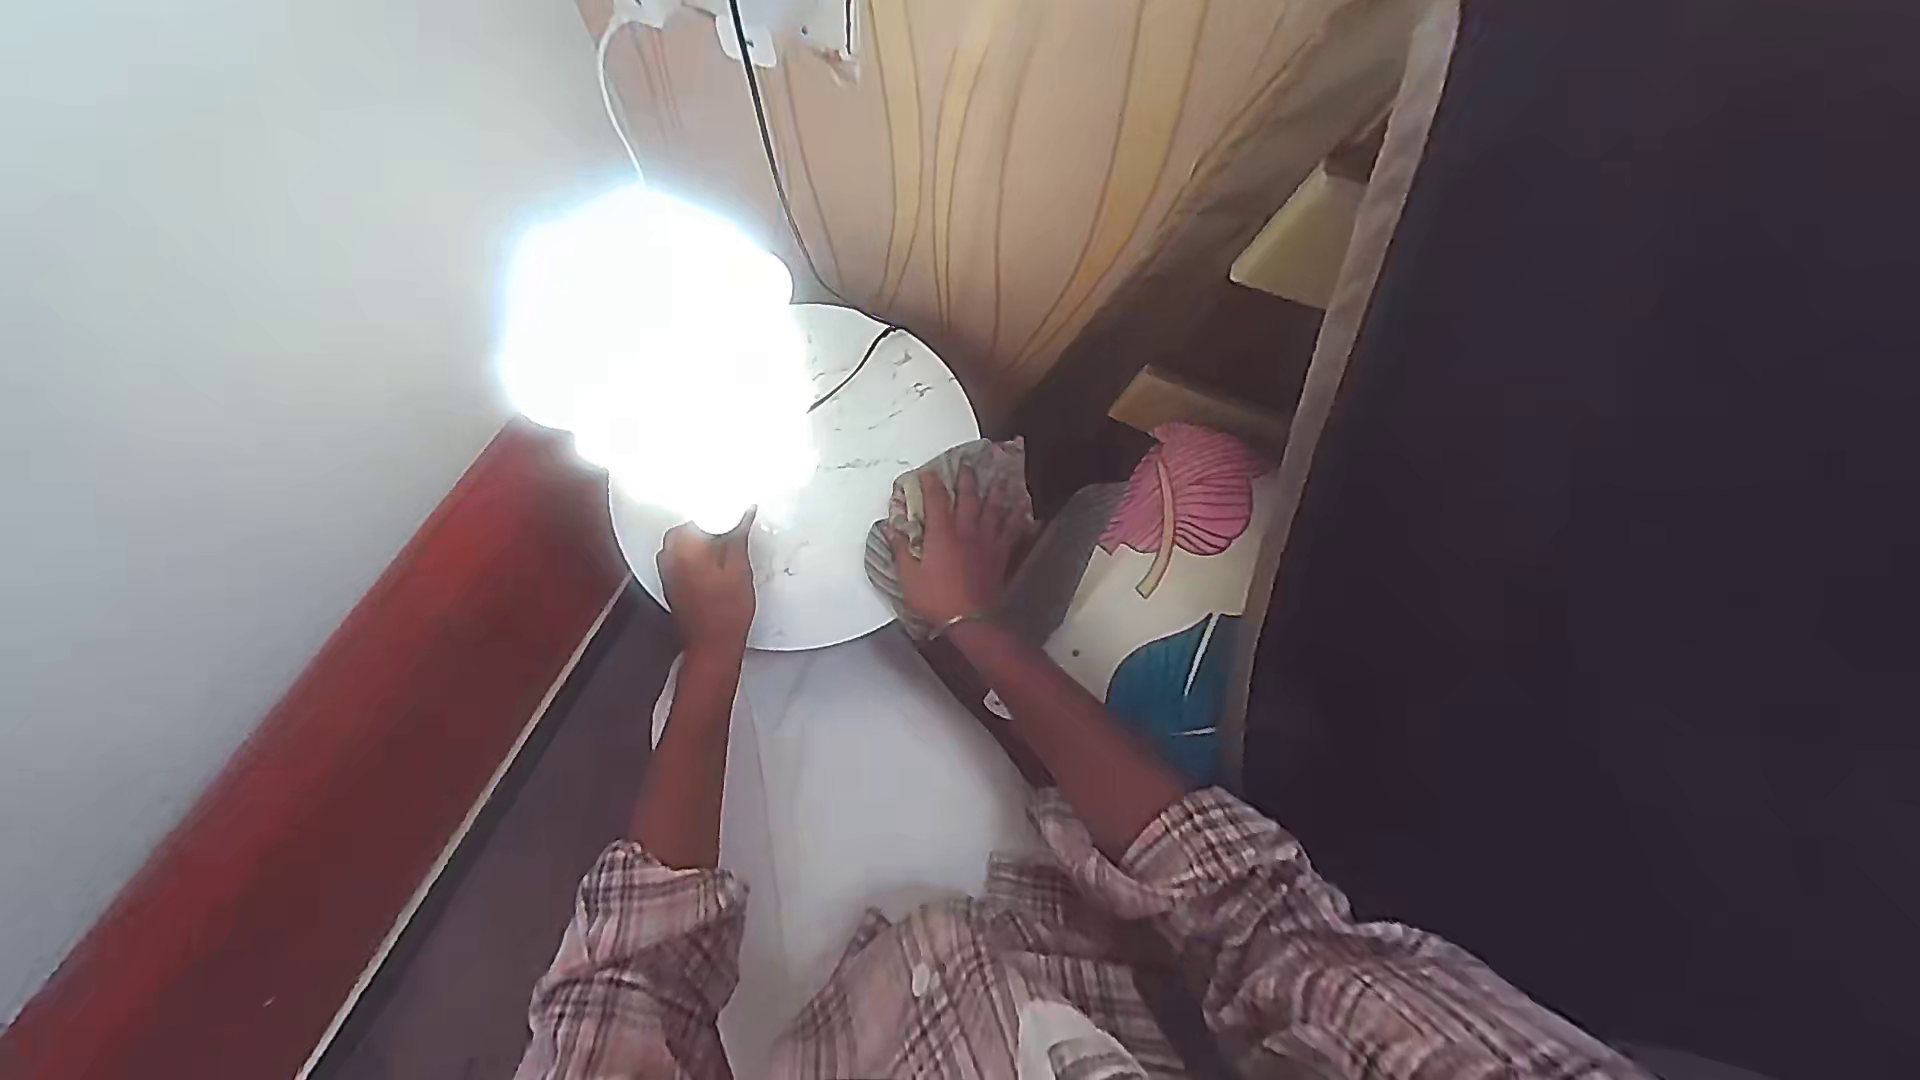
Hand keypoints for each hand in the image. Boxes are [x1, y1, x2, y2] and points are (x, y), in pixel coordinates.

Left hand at [657, 508, 756, 655]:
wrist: (712, 646)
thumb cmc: (725, 615)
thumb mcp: (739, 569)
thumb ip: (738, 536)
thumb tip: (744, 513)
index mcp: (685, 547)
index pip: (704, 513)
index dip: (726, 510)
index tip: (742, 510)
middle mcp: (669, 555)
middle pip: (691, 524)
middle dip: (714, 523)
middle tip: (737, 527)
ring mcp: (666, 568)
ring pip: (685, 539)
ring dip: (705, 538)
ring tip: (729, 547)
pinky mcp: (669, 579)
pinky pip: (681, 554)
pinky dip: (698, 552)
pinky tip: (717, 562)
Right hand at [888, 469, 1026, 625]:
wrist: (970, 619)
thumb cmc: (936, 598)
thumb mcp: (909, 577)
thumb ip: (902, 550)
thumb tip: (892, 529)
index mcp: (942, 534)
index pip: (936, 500)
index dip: (931, 484)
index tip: (928, 472)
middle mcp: (966, 532)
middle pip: (969, 499)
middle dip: (967, 480)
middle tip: (968, 466)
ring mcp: (986, 543)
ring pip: (994, 511)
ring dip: (996, 493)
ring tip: (1001, 479)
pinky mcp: (1000, 556)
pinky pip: (1012, 534)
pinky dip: (1019, 522)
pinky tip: (1026, 514)